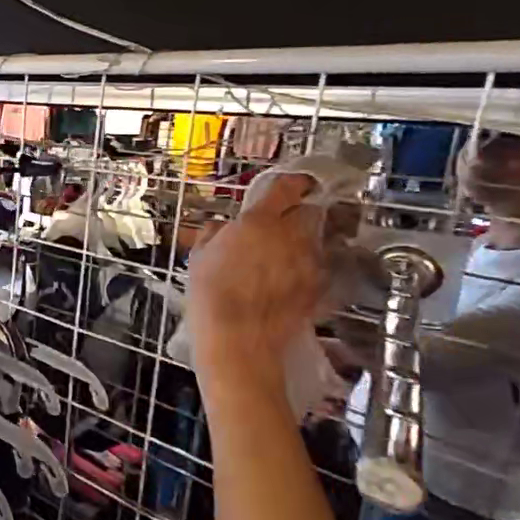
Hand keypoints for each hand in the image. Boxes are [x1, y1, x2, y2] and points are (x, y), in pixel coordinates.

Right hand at [187, 173, 326, 352]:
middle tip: (282, 226)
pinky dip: (308, 270)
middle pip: (310, 212)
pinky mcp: (320, 287)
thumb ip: (215, 234)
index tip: (292, 185)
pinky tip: (290, 282)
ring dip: (304, 244)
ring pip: (316, 241)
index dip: (292, 183)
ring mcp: (310, 262)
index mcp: (260, 221)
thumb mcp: (200, 256)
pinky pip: (318, 269)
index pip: (286, 188)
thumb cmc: (211, 292)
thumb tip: (222, 228)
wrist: (238, 336)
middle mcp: (292, 235)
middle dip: (300, 214)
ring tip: (285, 257)